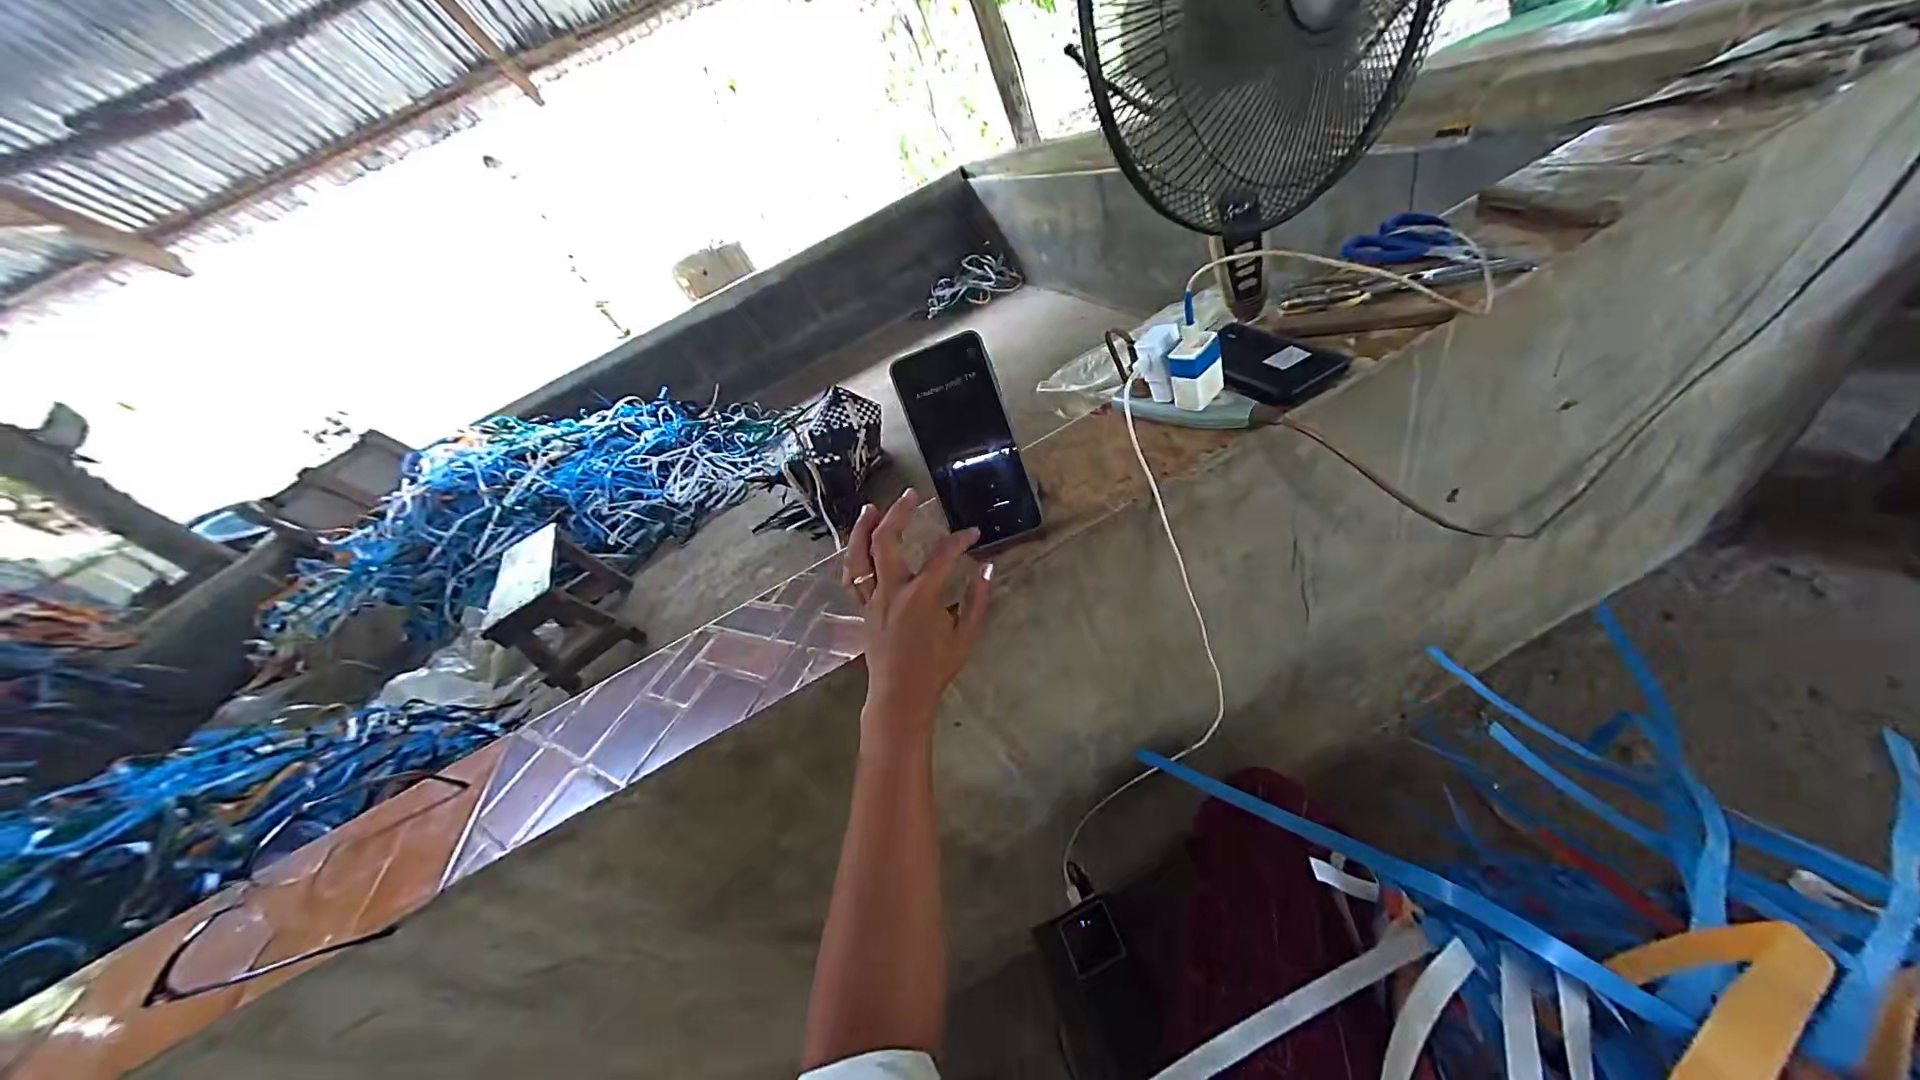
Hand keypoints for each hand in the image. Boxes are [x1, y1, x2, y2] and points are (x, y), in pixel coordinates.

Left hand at [842, 490, 992, 747]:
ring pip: (859, 556)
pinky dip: (854, 557)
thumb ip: (978, 600)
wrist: (900, 695)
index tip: (973, 533)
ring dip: (863, 529)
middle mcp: (891, 592)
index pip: (942, 557)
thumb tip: (989, 568)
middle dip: (898, 514)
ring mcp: (872, 600)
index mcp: (920, 598)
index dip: (959, 541)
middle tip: (910, 495)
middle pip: (886, 542)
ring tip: (871, 508)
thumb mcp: (965, 636)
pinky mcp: (863, 609)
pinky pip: (852, 578)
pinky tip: (858, 543)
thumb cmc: (935, 668)